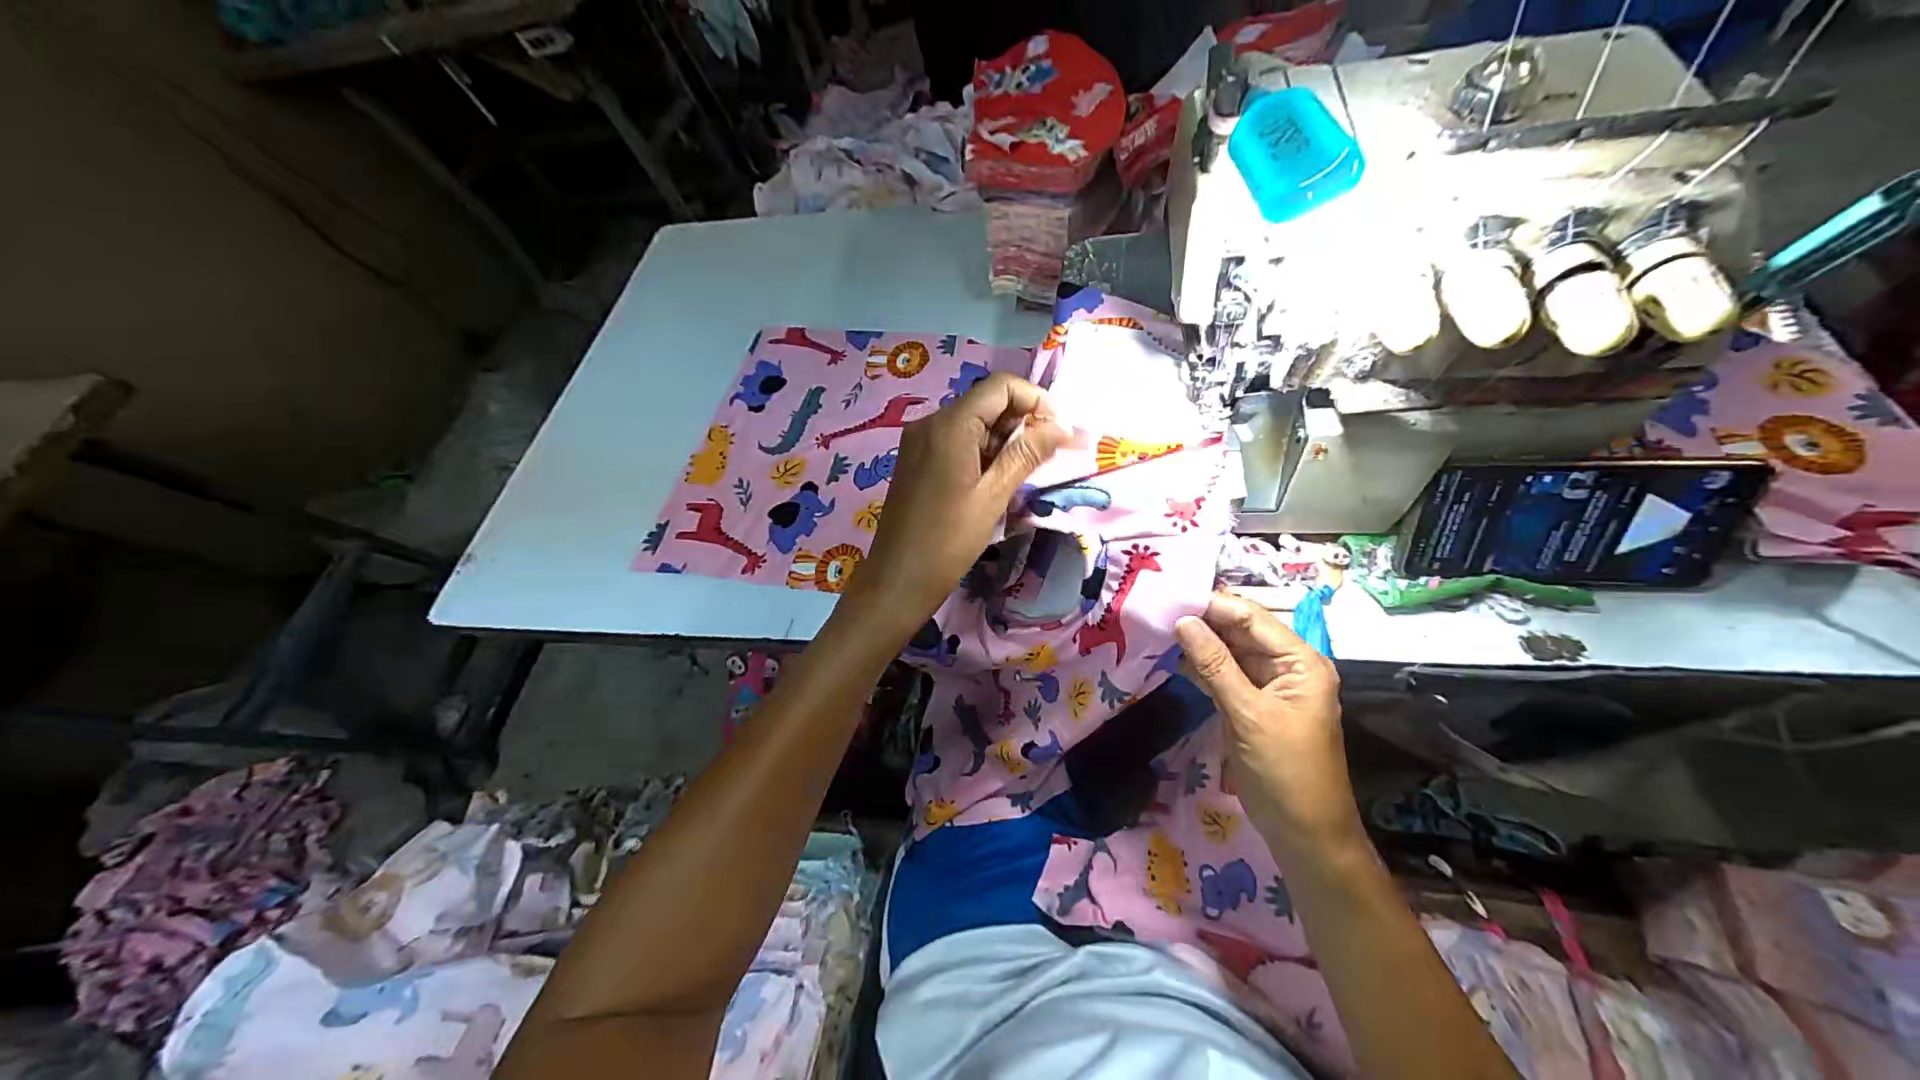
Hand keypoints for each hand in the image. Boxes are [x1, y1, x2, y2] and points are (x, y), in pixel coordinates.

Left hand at [845, 372, 1067, 630]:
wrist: (897, 581)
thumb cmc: (947, 542)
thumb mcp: (993, 497)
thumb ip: (1026, 455)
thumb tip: (1063, 426)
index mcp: (949, 426)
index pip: (1000, 387)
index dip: (1035, 399)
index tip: (1058, 430)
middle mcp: (929, 424)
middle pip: (985, 402)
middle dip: (1022, 420)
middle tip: (1049, 454)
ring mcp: (919, 442)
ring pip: (972, 423)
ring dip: (1004, 439)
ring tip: (1027, 471)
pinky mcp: (916, 461)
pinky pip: (956, 442)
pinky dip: (982, 451)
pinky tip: (997, 479)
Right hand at [1174, 592, 1361, 854]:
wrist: (1304, 833)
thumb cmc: (1285, 772)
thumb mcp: (1248, 715)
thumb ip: (1215, 665)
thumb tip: (1183, 621)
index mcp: (1300, 662)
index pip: (1252, 618)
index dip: (1212, 605)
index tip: (1170, 595)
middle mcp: (1286, 667)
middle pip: (1240, 631)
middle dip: (1202, 620)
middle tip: (1157, 608)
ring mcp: (1268, 687)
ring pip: (1228, 652)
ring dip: (1198, 641)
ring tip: (1158, 626)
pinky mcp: (1250, 706)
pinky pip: (1224, 675)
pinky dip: (1200, 667)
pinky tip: (1172, 657)